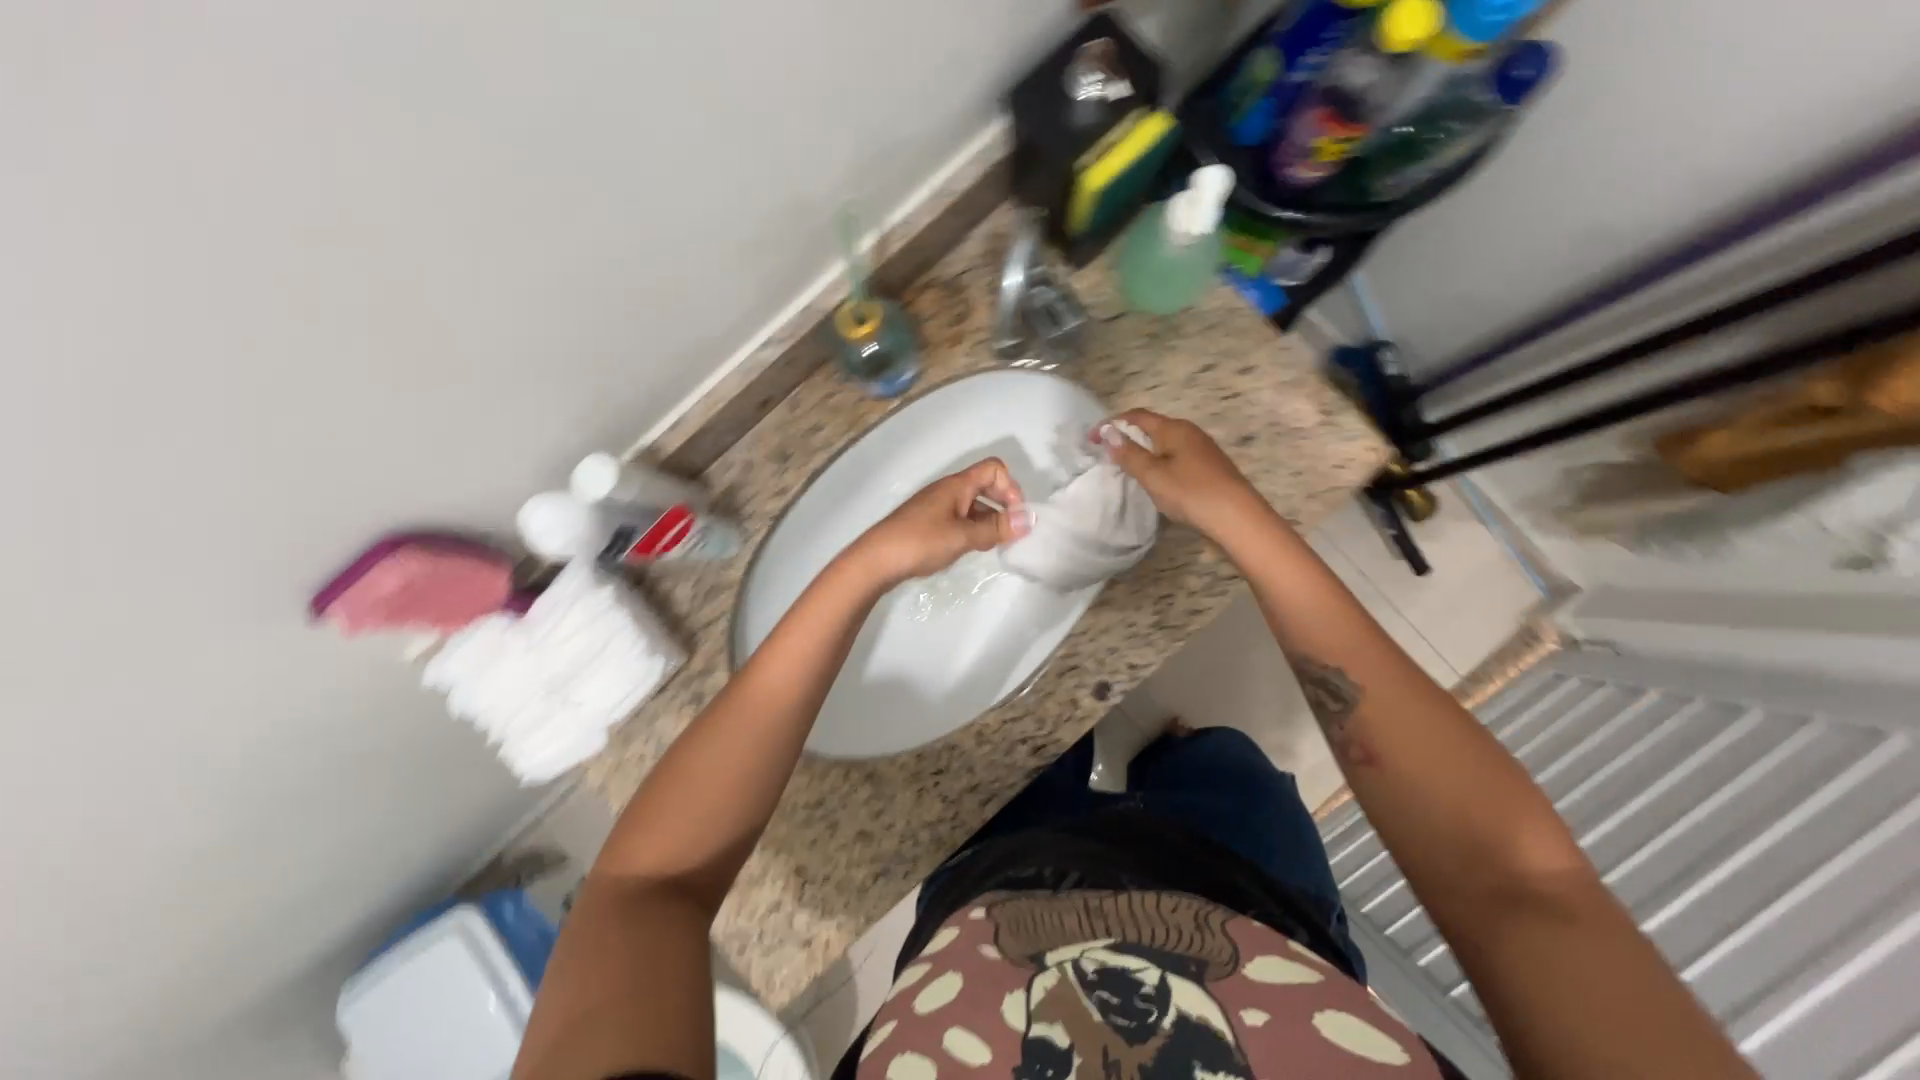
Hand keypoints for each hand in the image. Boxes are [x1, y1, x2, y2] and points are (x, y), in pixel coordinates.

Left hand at [844, 458, 1030, 587]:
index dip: (1011, 488)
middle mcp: (949, 491)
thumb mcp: (963, 536)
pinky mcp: (930, 523)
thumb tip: (1029, 520)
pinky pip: (961, 519)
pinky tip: (972, 549)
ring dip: (989, 521)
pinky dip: (973, 529)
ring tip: (993, 545)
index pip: (994, 469)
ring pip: (974, 506)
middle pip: (986, 486)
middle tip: (1010, 532)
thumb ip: (997, 528)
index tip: (1015, 516)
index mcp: (957, 485)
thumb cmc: (920, 542)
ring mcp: (938, 507)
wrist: (876, 560)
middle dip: (1003, 506)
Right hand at [1104, 409, 1270, 538]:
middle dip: (1128, 436)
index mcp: (1173, 428)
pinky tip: (1156, 480)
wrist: (1237, 518)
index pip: (1137, 416)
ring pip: (1165, 444)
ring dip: (1144, 451)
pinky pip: (1176, 457)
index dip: (1112, 424)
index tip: (1092, 439)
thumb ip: (1129, 453)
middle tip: (1107, 454)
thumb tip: (1109, 432)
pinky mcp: (1209, 468)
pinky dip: (1160, 463)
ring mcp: (1202, 450)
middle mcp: (1189, 432)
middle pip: (1152, 427)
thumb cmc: (1190, 493)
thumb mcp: (1153, 475)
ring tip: (1128, 468)